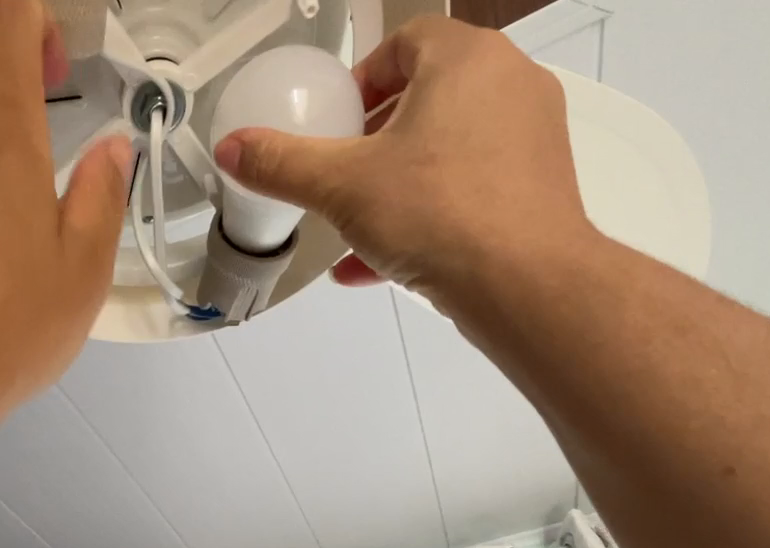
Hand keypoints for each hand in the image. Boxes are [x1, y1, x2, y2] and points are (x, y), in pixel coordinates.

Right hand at [213, 16, 592, 301]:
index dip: (362, 79)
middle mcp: (509, 85)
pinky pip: (467, 191)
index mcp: (465, 61)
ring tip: (354, 223)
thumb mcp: (341, 187)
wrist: (522, 283)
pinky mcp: (537, 188)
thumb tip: (232, 148)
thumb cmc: (438, 213)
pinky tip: (376, 263)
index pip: (406, 42)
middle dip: (375, 137)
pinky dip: (424, 216)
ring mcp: (530, 138)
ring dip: (395, 182)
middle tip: (341, 172)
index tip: (335, 122)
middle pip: (428, 96)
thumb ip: (283, 164)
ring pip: (446, 149)